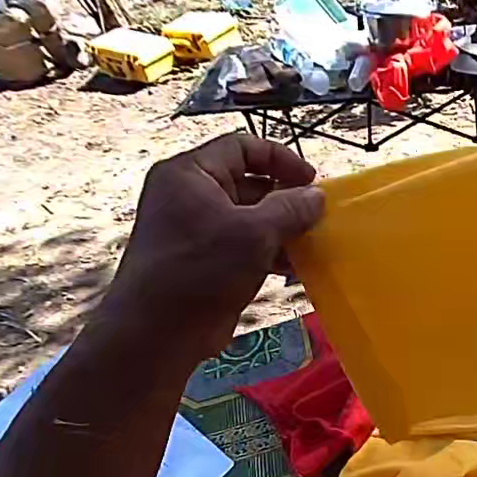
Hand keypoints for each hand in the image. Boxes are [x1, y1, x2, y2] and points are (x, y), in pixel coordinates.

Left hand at [97, 133, 322, 361]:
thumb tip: (316, 196)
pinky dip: (269, 251)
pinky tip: (294, 267)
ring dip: (282, 229)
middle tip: (316, 217)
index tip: (312, 181)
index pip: (242, 147)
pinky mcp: (205, 260)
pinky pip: (244, 244)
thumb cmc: (202, 270)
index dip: (281, 159)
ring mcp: (197, 229)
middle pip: (248, 182)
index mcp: (191, 174)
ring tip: (311, 244)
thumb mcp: (254, 233)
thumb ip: (289, 209)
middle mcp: (191, 195)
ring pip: (249, 217)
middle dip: (285, 199)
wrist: (160, 330)